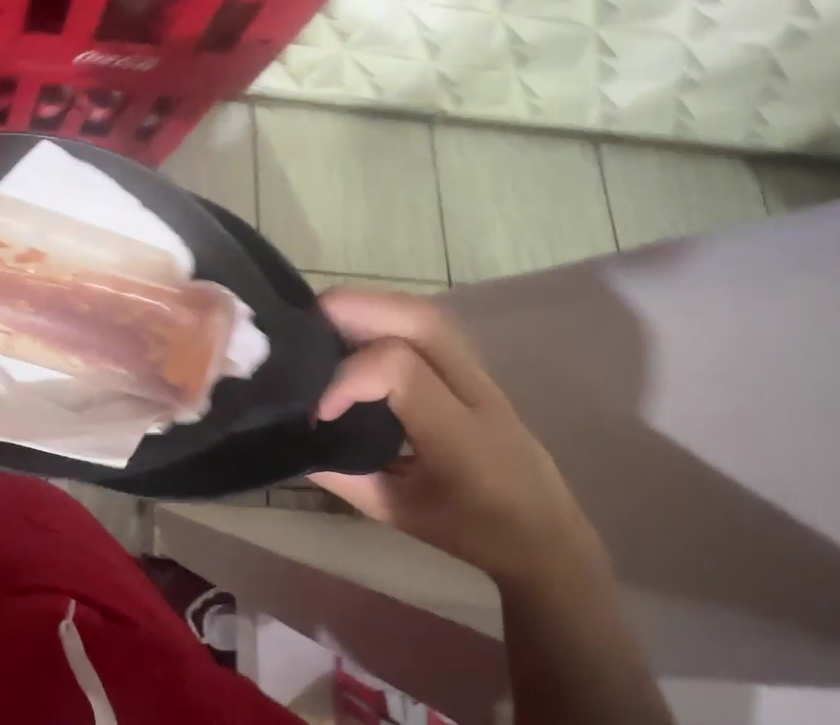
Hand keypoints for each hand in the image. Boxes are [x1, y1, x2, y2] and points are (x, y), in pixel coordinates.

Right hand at [309, 290, 603, 585]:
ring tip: (323, 324)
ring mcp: (479, 374)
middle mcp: (475, 392)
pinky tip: (355, 334)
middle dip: (356, 309)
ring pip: (425, 312)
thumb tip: (292, 447)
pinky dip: (383, 316)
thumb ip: (344, 478)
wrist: (548, 535)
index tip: (318, 411)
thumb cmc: (474, 531)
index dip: (347, 378)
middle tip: (306, 326)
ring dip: (369, 306)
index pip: (398, 370)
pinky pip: (426, 324)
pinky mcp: (473, 368)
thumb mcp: (399, 514)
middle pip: (418, 319)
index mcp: (460, 437)